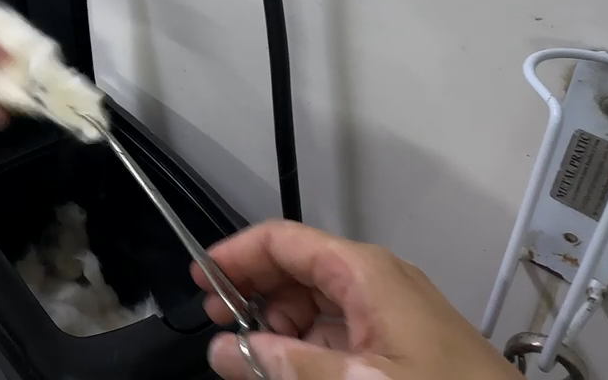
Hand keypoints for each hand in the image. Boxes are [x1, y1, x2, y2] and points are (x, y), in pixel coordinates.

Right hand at [194, 221, 517, 379]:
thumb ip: (284, 366)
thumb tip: (220, 352)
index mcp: (362, 271)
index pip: (280, 240)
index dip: (235, 256)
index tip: (202, 282)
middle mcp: (375, 278)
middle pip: (295, 265)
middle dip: (254, 292)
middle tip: (222, 325)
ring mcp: (392, 308)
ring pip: (316, 298)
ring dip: (280, 322)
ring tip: (258, 356)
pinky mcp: (405, 339)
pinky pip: (341, 325)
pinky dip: (311, 342)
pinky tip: (296, 368)